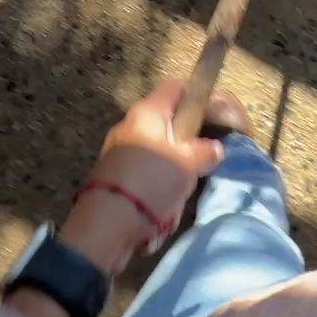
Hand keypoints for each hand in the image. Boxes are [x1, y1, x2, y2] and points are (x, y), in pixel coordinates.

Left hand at [60, 80, 226, 270]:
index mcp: (147, 112)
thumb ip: (205, 152)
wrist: (102, 230)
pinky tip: (158, 215)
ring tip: (175, 200)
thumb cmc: (151, 183)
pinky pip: (143, 179)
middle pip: (168, 125)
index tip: (212, 116)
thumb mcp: (188, 164)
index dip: (196, 96)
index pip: (176, 86)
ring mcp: (118, 154)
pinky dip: (154, 195)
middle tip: (197, 165)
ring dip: (171, 178)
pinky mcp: (111, 181)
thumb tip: (214, 149)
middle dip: (185, 148)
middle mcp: (129, 126)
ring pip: (158, 157)